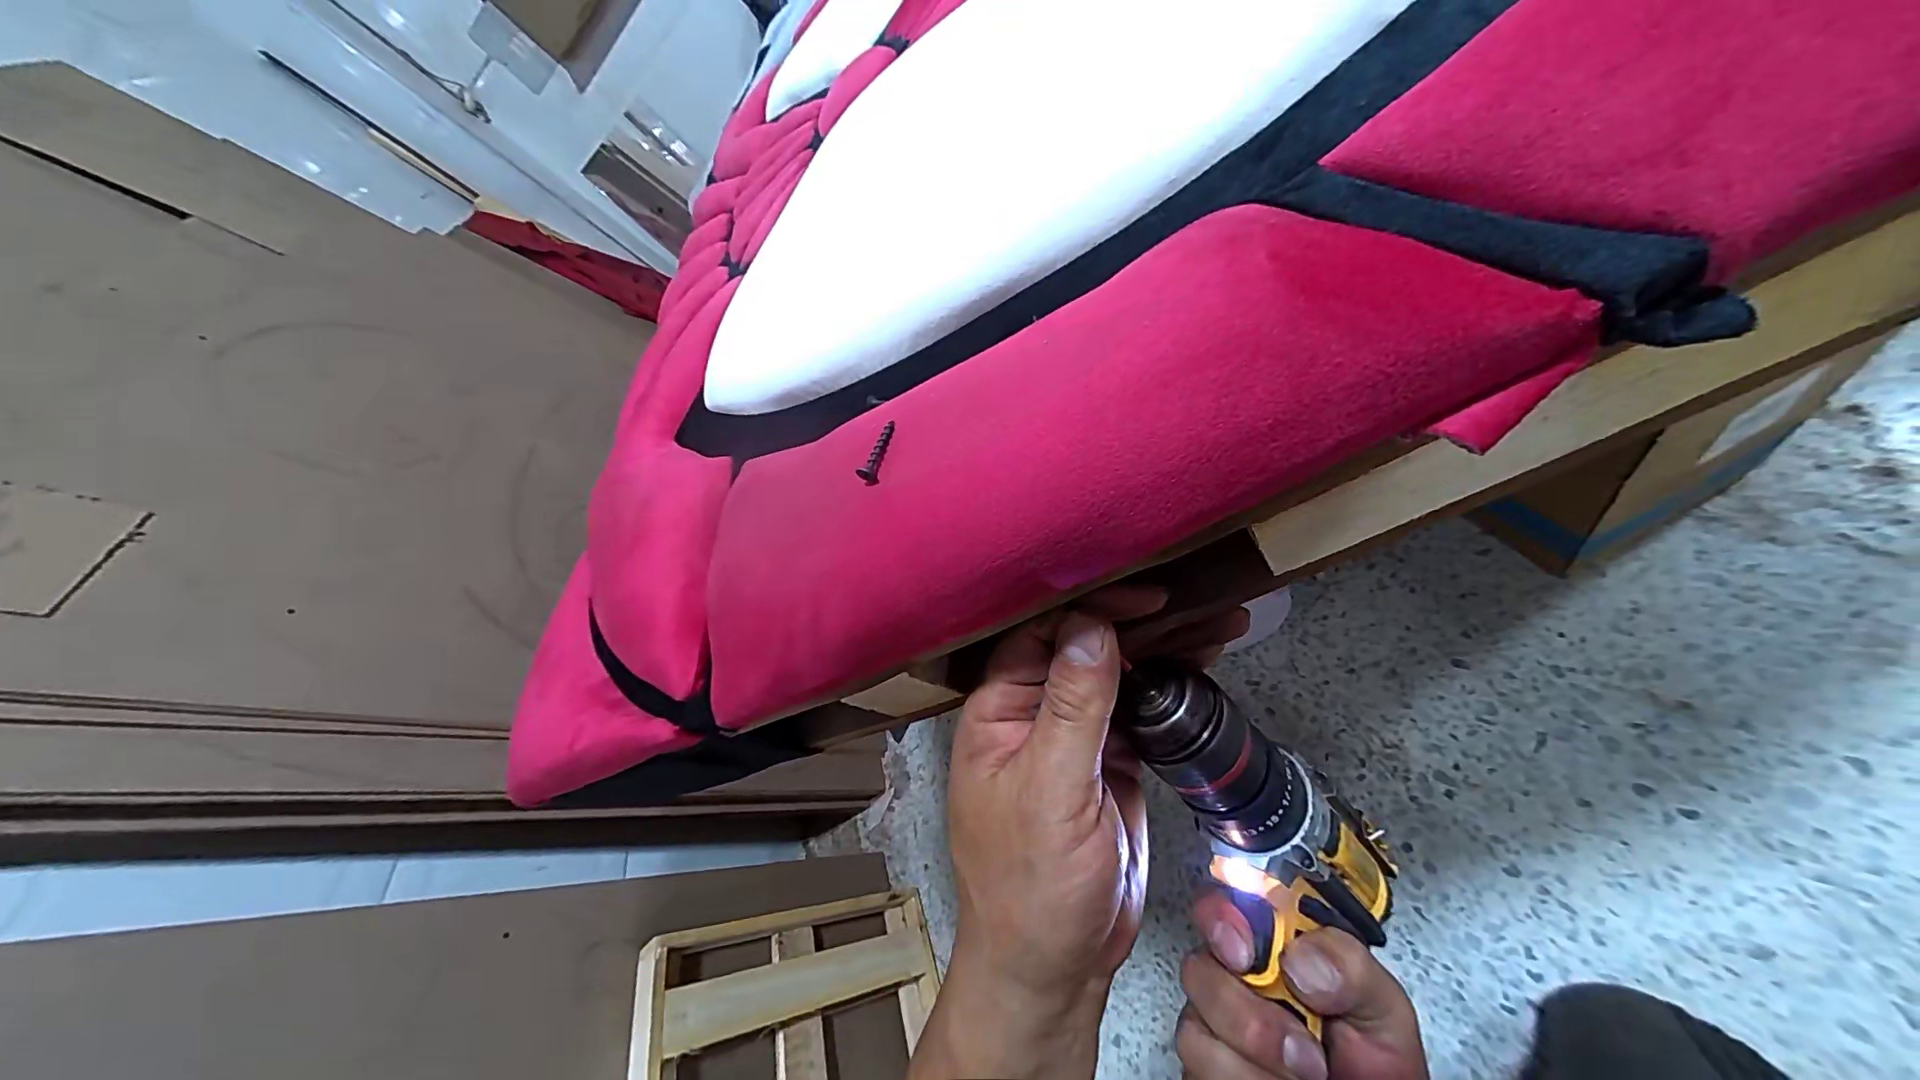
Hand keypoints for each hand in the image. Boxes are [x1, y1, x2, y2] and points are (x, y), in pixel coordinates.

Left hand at [909, 585, 1248, 1078]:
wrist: (1054, 964)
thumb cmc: (1030, 885)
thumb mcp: (1050, 791)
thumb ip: (1072, 707)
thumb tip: (1091, 628)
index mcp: (998, 711)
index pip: (1042, 636)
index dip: (1092, 609)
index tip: (1146, 597)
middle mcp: (1033, 713)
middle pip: (1087, 649)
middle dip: (1140, 624)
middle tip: (1200, 603)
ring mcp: (1074, 736)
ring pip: (1118, 677)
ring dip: (1163, 650)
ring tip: (1218, 623)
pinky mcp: (1109, 761)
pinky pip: (1139, 711)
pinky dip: (1170, 689)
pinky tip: (1201, 665)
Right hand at [1179, 890, 1428, 1079]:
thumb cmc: (1373, 1062)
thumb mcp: (1381, 1006)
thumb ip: (1349, 966)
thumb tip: (1298, 957)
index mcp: (1270, 945)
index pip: (1220, 905)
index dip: (1218, 917)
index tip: (1242, 953)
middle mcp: (1232, 977)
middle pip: (1198, 968)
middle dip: (1245, 1015)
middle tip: (1301, 1051)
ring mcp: (1214, 1023)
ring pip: (1195, 1027)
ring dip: (1253, 1059)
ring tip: (1302, 1075)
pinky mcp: (1205, 1063)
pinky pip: (1199, 1066)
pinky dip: (1241, 1078)